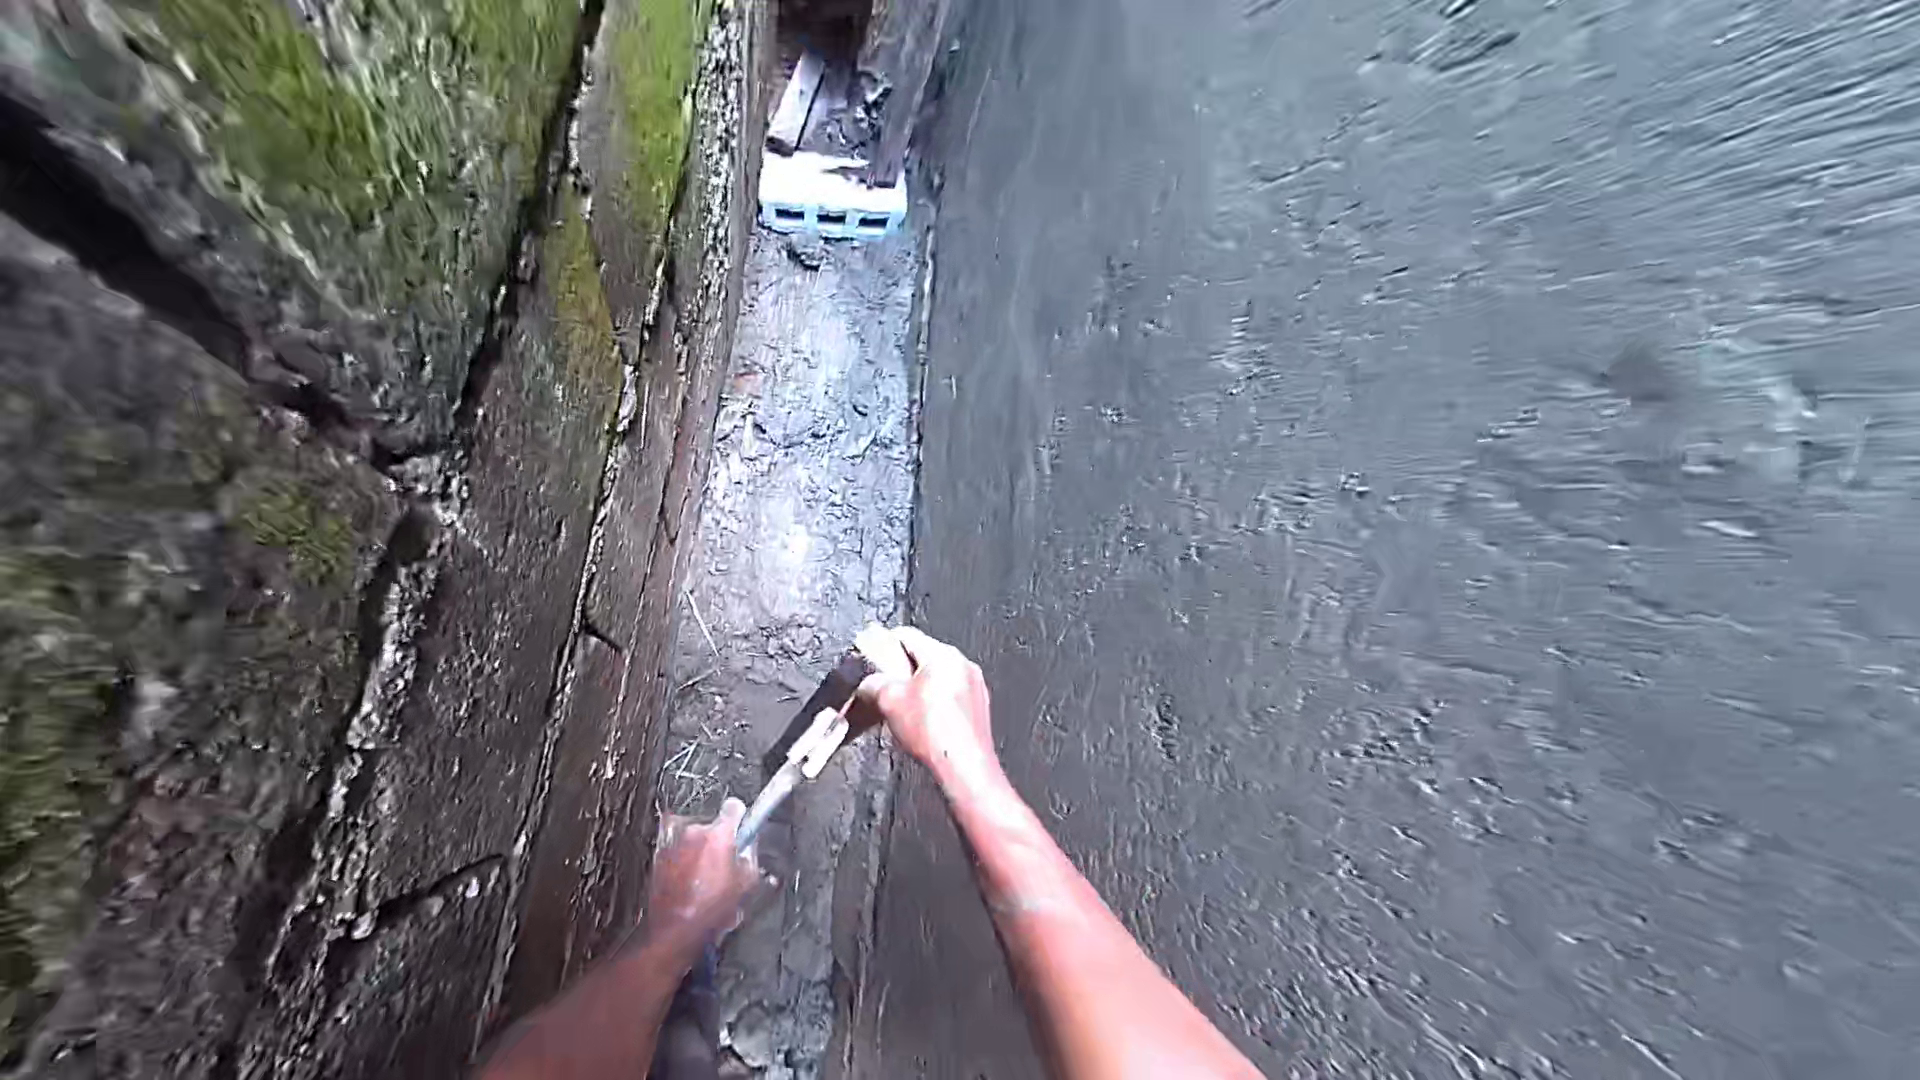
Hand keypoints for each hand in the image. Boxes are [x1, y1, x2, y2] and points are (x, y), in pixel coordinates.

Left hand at [645, 798, 764, 951]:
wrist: (675, 933)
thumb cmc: (711, 909)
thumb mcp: (747, 882)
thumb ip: (750, 856)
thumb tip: (748, 848)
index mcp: (719, 834)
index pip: (734, 807)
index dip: (740, 816)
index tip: (741, 824)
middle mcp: (694, 832)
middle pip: (712, 827)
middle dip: (718, 842)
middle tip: (724, 864)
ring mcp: (673, 844)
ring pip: (693, 840)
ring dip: (700, 852)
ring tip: (705, 878)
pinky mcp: (658, 859)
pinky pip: (678, 853)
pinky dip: (684, 863)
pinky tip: (691, 884)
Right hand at [853, 625, 1001, 790]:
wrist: (964, 767)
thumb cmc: (935, 734)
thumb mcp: (888, 701)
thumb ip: (873, 683)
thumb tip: (868, 683)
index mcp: (943, 654)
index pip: (907, 635)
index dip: (884, 644)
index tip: (873, 655)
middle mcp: (962, 664)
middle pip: (923, 656)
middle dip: (901, 670)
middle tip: (885, 688)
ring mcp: (973, 685)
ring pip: (937, 676)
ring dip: (918, 687)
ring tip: (903, 710)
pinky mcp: (977, 706)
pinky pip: (950, 694)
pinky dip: (935, 702)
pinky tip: (924, 722)